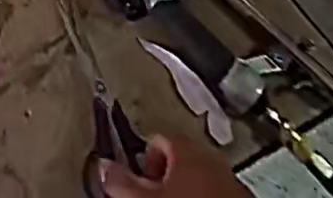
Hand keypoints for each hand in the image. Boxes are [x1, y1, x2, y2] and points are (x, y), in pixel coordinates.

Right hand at [97, 134, 249, 197]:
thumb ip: (122, 182)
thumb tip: (102, 167)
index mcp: (186, 149)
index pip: (157, 140)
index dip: (144, 161)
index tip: (139, 183)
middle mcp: (211, 158)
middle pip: (179, 158)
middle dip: (165, 177)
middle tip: (155, 196)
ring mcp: (230, 181)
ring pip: (200, 178)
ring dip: (187, 189)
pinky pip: (217, 192)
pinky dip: (205, 196)